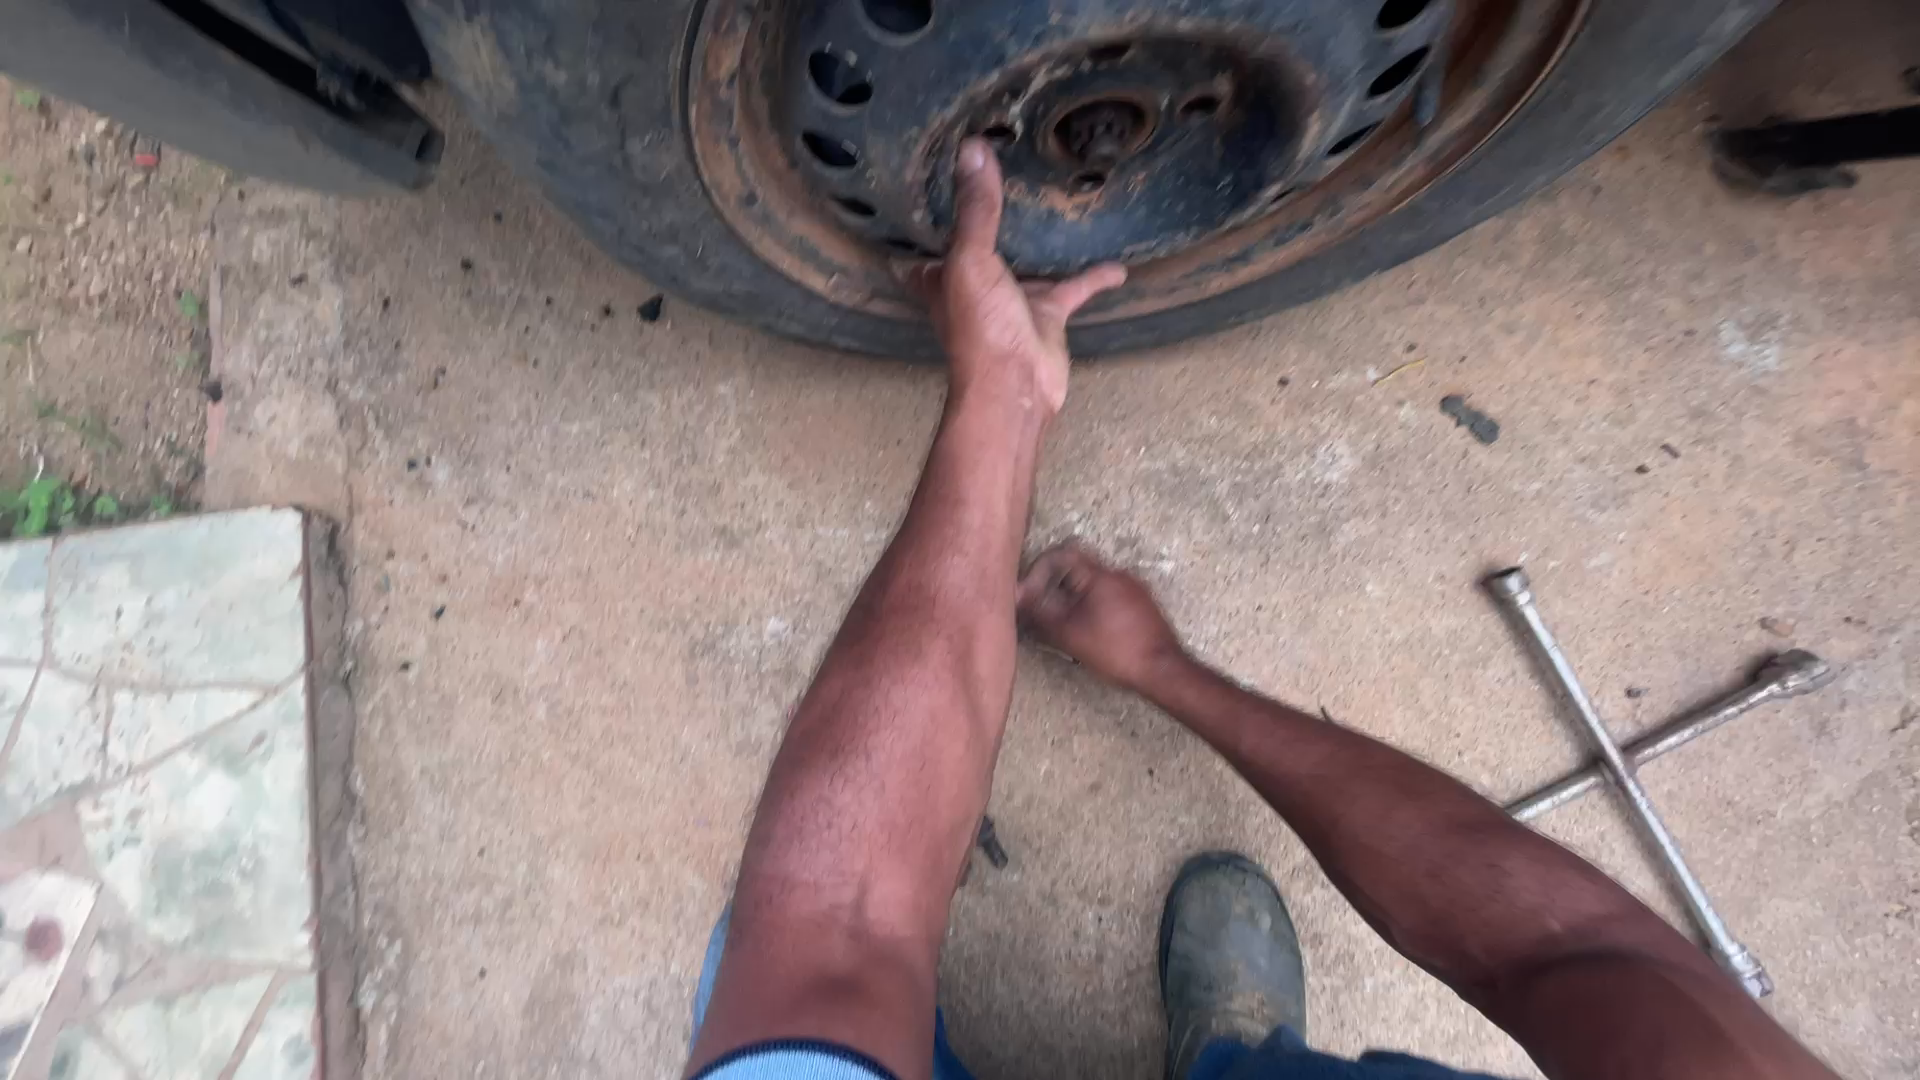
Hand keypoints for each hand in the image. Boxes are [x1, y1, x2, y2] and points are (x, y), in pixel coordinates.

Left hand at [899, 137, 1126, 417]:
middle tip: (1000, 177)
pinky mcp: (1047, 317)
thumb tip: (972, 148)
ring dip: (1040, 243)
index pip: (925, 249)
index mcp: (944, 279)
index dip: (921, 225)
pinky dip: (1094, 276)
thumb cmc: (980, 329)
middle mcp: (975, 288)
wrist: (1016, 386)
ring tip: (1057, 201)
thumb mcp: (971, 261)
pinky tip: (1117, 263)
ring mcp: (1013, 303)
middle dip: (985, 223)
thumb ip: (975, 210)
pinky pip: (1074, 289)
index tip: (928, 189)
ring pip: (1028, 265)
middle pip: (979, 250)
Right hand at [1016, 542, 1187, 693]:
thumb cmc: (1116, 651)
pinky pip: (1109, 596)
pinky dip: (1092, 607)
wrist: (1162, 670)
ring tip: (1064, 626)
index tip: (1031, 593)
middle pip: (1076, 569)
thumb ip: (1039, 612)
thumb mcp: (1069, 633)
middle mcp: (1119, 574)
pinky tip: (1089, 632)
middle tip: (1043, 611)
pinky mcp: (1142, 604)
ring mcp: (1134, 588)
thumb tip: (1018, 596)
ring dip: (1072, 600)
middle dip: (1054, 588)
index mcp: (1100, 575)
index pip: (1061, 554)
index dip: (1039, 570)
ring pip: (1092, 584)